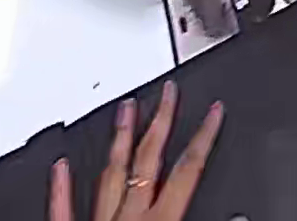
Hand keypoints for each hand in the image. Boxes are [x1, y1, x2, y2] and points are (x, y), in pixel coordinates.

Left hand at [51, 81, 223, 220]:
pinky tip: (59, 165)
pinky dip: (61, 189)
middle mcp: (128, 219)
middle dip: (162, 120)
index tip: (214, 110)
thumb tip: (236, 217)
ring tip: (126, 106)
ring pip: (112, 173)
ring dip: (121, 138)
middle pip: (150, 158)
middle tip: (168, 90)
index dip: (203, 136)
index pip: (187, 170)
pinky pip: (63, 212)